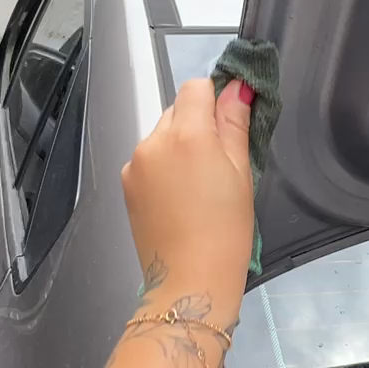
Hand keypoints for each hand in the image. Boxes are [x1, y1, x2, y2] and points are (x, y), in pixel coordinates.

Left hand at [121, 78, 254, 319]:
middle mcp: (154, 141)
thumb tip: (238, 86)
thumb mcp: (241, 172)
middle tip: (217, 163)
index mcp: (188, 135)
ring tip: (196, 186)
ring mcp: (136, 163)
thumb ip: (236, 123)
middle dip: (198, 124)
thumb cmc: (227, 230)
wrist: (190, 280)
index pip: (197, 87)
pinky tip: (177, 197)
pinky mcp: (127, 183)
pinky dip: (163, 166)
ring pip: (161, 133)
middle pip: (178, 109)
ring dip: (179, 145)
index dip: (216, 100)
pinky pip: (148, 158)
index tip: (229, 126)